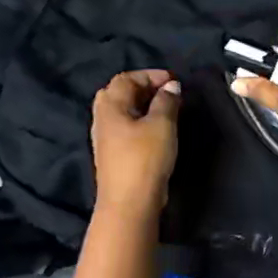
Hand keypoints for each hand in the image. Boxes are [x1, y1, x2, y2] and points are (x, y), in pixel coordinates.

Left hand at [91, 69, 181, 211]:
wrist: (129, 202)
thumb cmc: (145, 158)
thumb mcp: (162, 124)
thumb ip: (167, 101)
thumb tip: (172, 86)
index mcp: (111, 106)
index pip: (126, 78)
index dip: (151, 75)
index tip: (175, 81)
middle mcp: (102, 117)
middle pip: (120, 92)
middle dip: (144, 88)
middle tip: (168, 93)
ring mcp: (105, 137)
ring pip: (122, 110)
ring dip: (143, 105)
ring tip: (165, 110)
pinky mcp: (112, 153)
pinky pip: (125, 126)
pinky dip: (140, 120)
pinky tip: (155, 129)